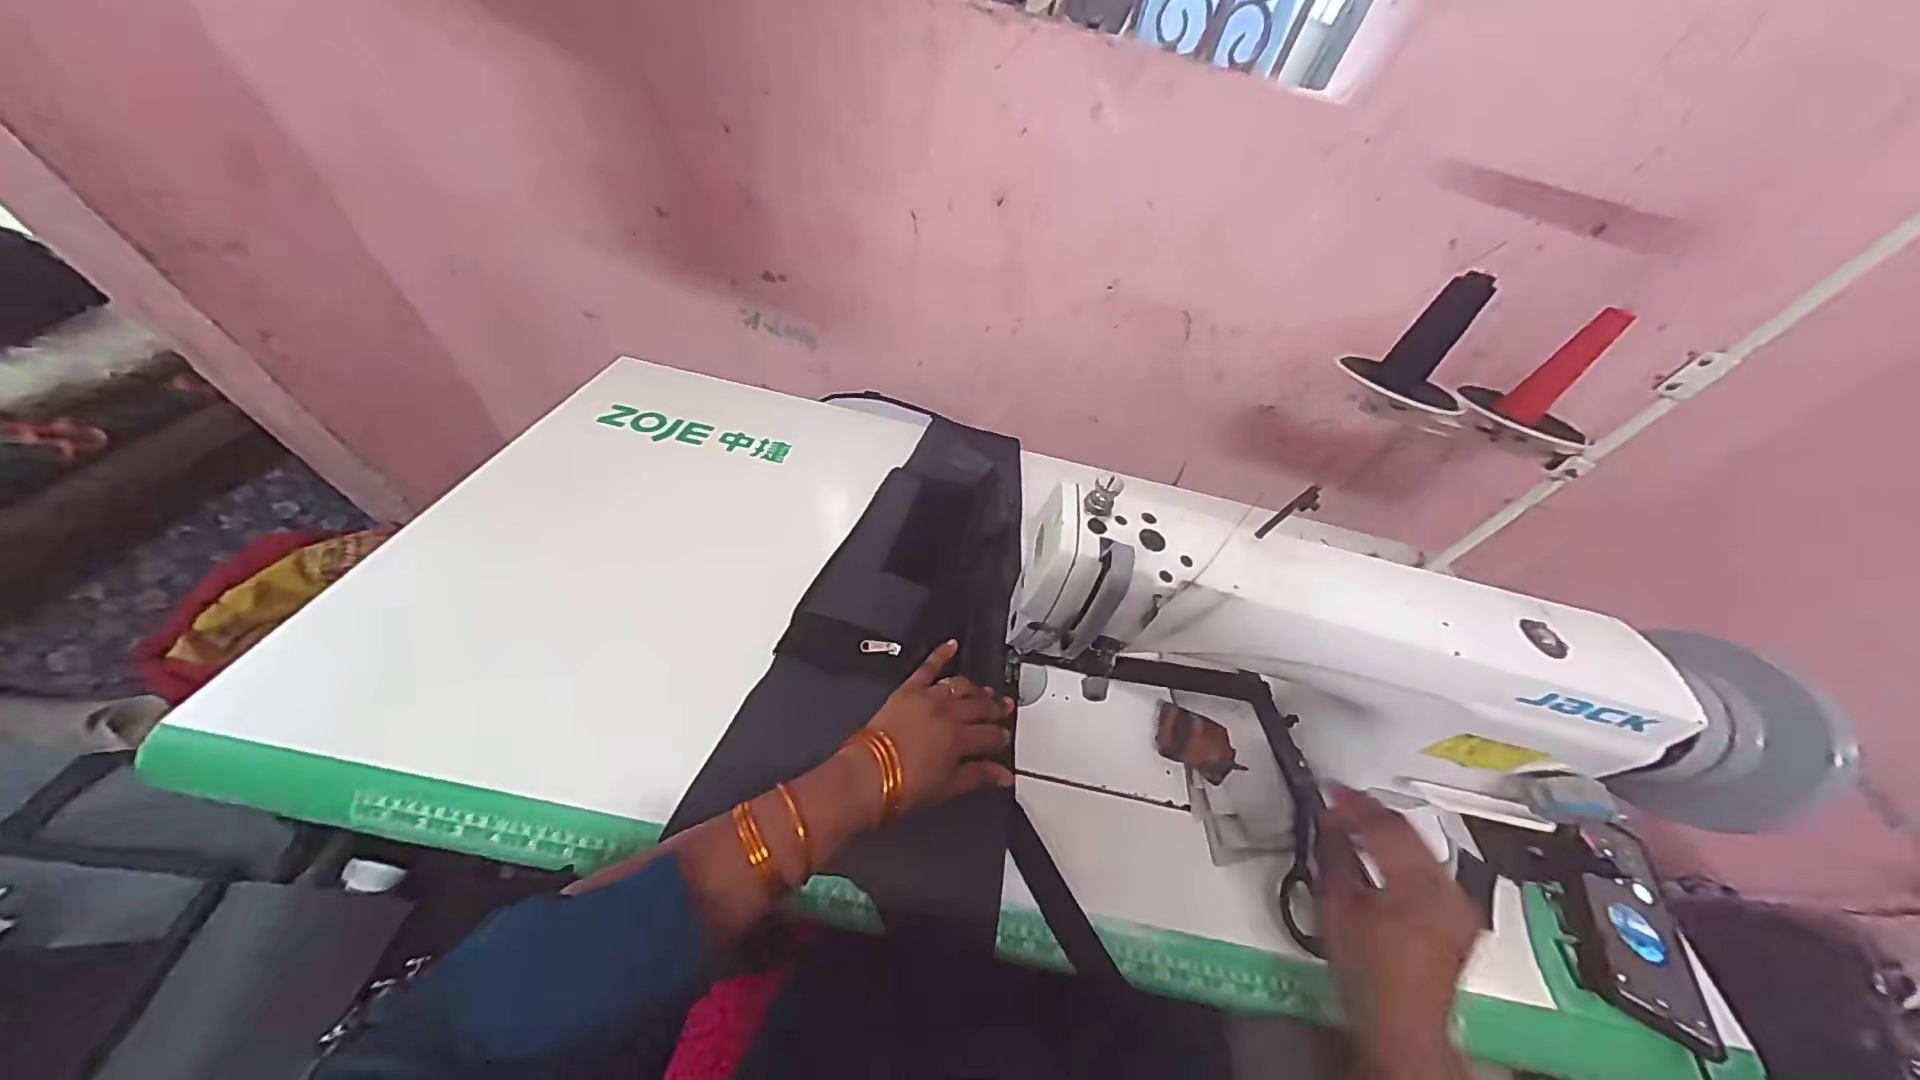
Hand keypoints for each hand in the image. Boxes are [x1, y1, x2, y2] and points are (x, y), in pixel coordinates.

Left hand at [858, 639, 1013, 812]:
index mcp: (961, 738)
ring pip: (960, 685)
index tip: (1005, 737)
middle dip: (995, 708)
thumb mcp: (949, 786)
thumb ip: (979, 775)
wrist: (870, 774)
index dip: (1001, 736)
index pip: (991, 734)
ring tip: (985, 690)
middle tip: (1004, 708)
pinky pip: (928, 667)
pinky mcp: (909, 689)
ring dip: (976, 688)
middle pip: (979, 706)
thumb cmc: (907, 785)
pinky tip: (952, 645)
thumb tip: (1003, 776)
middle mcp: (949, 713)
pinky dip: (941, 654)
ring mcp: (929, 697)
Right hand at [1317, 789, 1480, 1075]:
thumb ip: (1332, 857)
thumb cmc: (1365, 972)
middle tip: (1344, 801)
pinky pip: (1433, 867)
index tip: (1333, 792)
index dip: (1355, 804)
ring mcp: (1460, 906)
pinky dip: (1406, 852)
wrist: (1401, 1020)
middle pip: (1409, 832)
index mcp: (1416, 889)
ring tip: (1360, 821)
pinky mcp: (1462, 916)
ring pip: (1423, 847)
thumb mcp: (1334, 907)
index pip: (1385, 828)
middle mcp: (1447, 893)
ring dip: (1390, 831)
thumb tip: (1328, 826)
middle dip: (1372, 813)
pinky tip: (1385, 850)